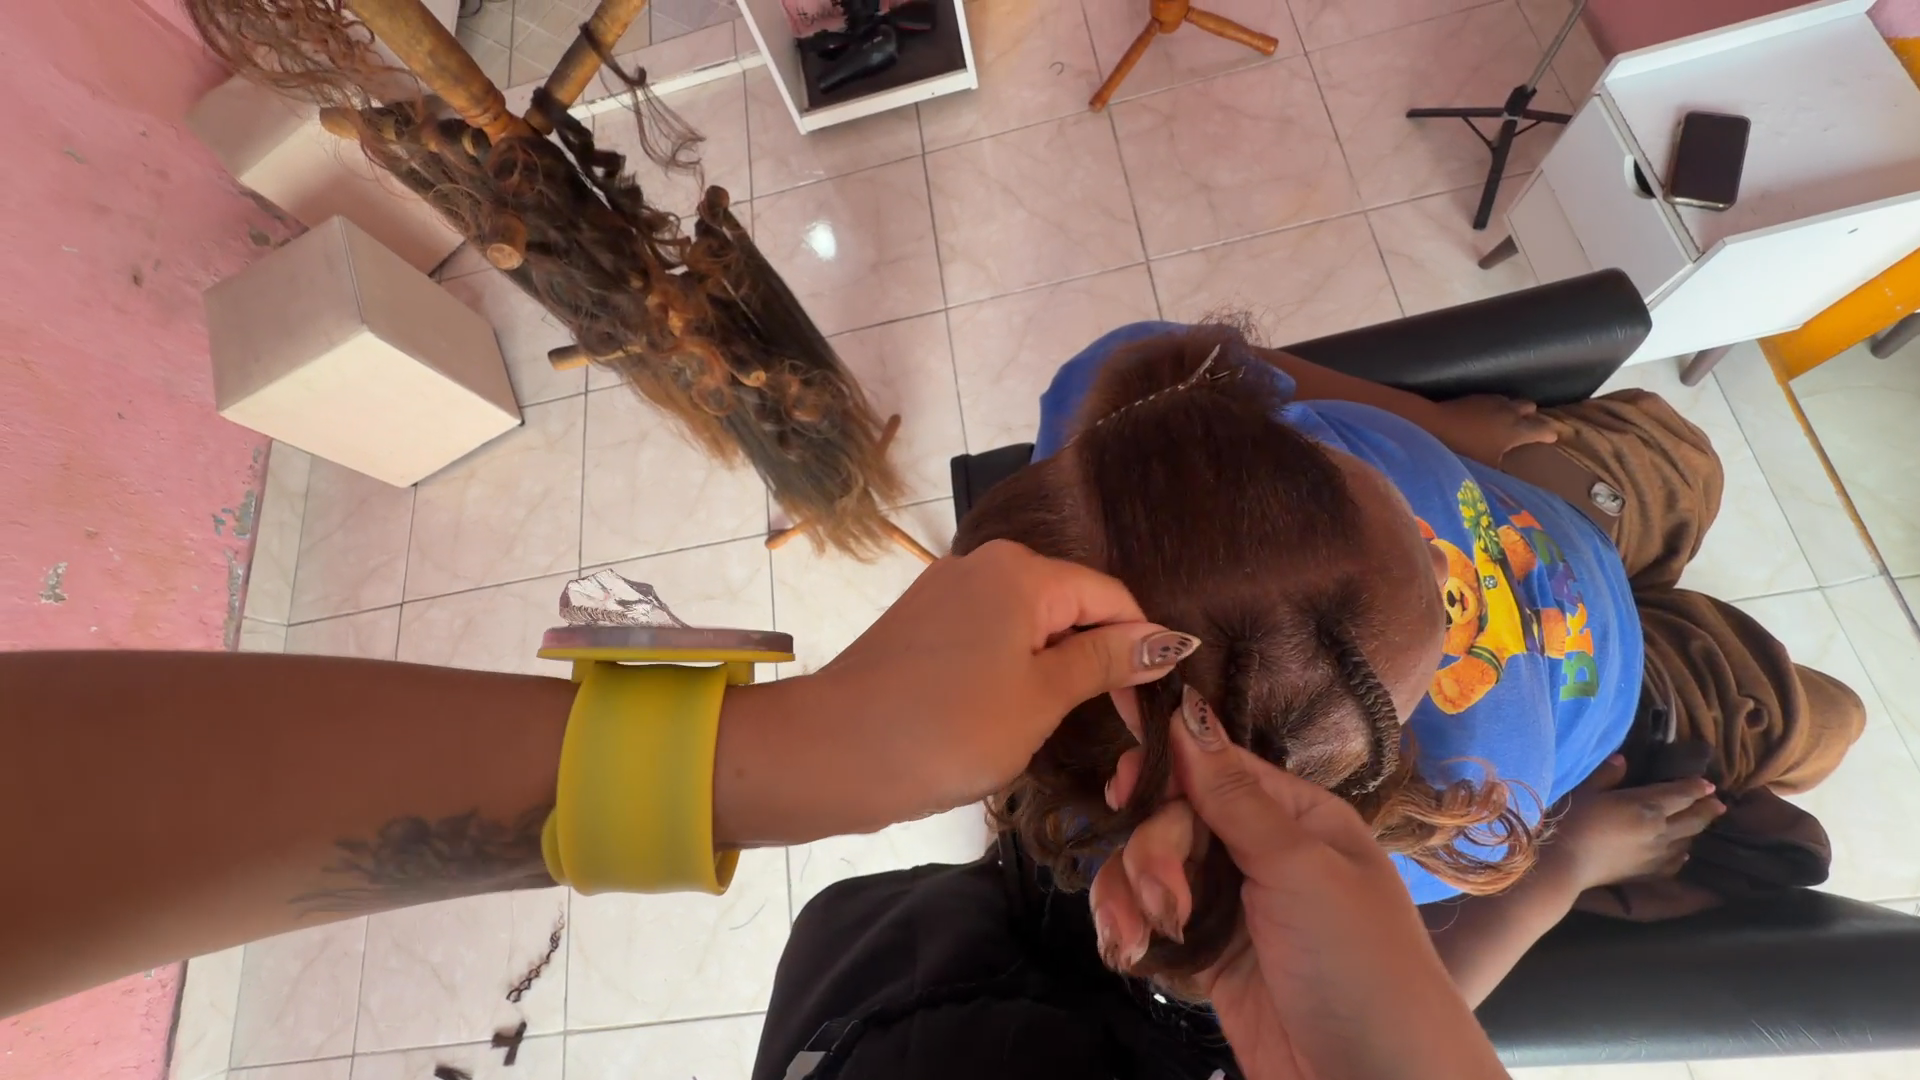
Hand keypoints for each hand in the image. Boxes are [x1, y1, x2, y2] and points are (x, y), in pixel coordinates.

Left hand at [712, 540, 1192, 845]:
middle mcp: (984, 564)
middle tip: (1111, 731)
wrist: (830, 753)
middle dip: (1097, 662)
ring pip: (1028, 623)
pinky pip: (990, 634)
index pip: (1111, 597)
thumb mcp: (1041, 697)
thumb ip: (1106, 660)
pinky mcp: (923, 620)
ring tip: (1059, 725)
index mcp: (1021, 571)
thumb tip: (1168, 639)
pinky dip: (1013, 668)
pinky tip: (1009, 709)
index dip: (1141, 651)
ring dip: (1054, 670)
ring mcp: (947, 590)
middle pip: (1068, 606)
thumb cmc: (948, 729)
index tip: (1148, 714)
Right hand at [1091, 686, 1505, 1079]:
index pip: (1210, 765)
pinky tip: (1129, 950)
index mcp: (1293, 814)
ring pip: (1147, 863)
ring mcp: (1225, 899)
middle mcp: (1255, 846)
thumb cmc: (1358, 967)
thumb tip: (1186, 706)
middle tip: (1163, 898)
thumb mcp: (1301, 870)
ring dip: (1132, 893)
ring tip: (1139, 937)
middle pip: (1170, 816)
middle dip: (1153, 853)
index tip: (1120, 786)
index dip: (1160, 768)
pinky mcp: (1201, 949)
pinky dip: (1128, 925)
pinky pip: (1145, 913)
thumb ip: (1231, 794)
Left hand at [1433, 394, 1557, 467]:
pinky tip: (1484, 415)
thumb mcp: (1484, 465)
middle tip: (1525, 427)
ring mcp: (1492, 401)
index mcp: (1517, 430)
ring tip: (1505, 420)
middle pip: (1530, 408)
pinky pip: (1492, 399)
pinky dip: (1494, 406)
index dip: (1548, 434)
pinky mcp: (1475, 396)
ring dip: (1512, 408)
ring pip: (1512, 400)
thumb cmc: (1462, 449)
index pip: (1544, 429)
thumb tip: (1507, 482)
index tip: (1551, 439)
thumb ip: (1500, 470)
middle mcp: (1510, 412)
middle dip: (1531, 416)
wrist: (1433, 424)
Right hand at [1539, 755, 1724, 893]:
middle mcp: (1661, 830)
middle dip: (1707, 808)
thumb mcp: (1583, 790)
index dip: (1695, 787)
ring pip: (1688, 839)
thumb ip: (1606, 775)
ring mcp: (1660, 854)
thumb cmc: (1570, 820)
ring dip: (1696, 828)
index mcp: (1644, 807)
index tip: (1707, 783)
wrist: (1566, 861)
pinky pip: (1677, 860)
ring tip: (1698, 822)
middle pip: (1693, 818)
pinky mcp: (1652, 871)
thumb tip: (1623, 759)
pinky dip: (1683, 851)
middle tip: (1717, 802)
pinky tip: (1681, 851)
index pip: (1679, 794)